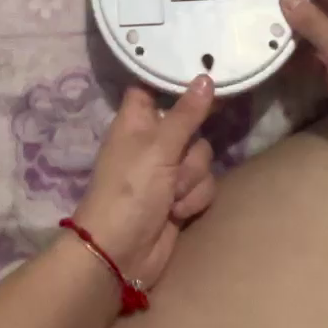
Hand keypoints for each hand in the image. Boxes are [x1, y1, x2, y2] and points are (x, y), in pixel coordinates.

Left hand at [71, 77, 215, 289]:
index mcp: (137, 117)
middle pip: (192, 123)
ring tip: (171, 196)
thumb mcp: (159, 147)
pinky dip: (194, 199)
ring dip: (191, 179)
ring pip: (202, 155)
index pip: (157, 85)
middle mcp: (153, 138)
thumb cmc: (131, 189)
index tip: (204, 74)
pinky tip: (177, 213)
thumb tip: (206, 77)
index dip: (177, 81)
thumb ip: (187, 113)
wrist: (122, 253)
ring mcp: (167, 167)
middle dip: (190, 149)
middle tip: (174, 163)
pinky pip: (204, 183)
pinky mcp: (180, 194)